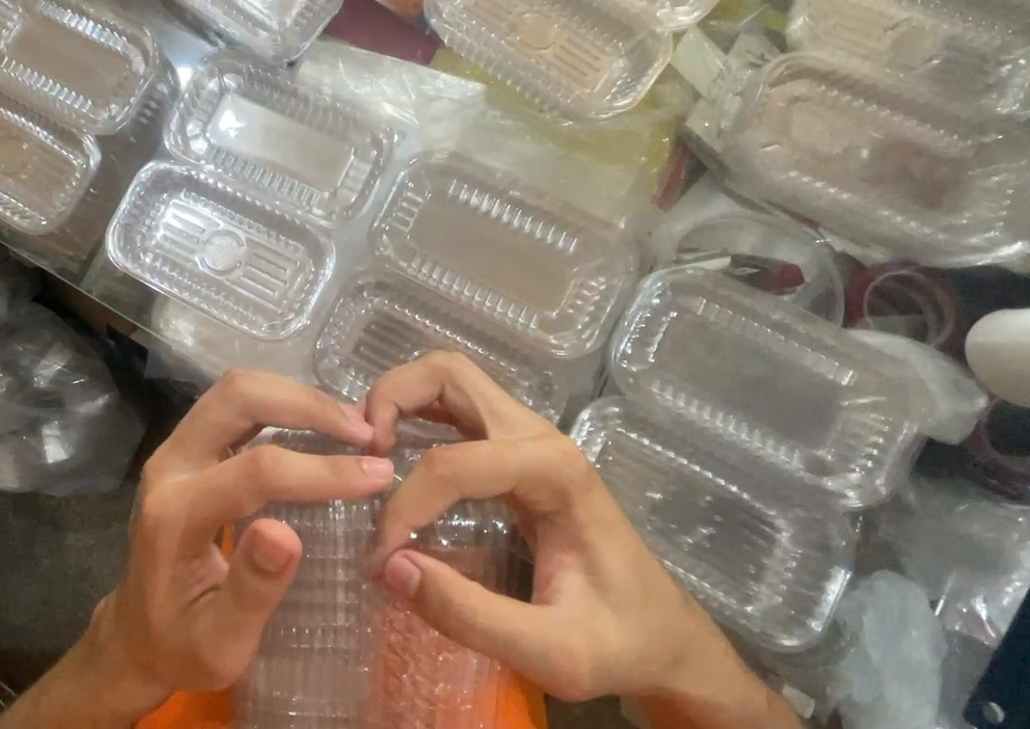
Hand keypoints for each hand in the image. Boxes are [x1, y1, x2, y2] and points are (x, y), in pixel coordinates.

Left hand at [0, 370, 395, 727]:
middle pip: (237, 398)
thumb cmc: (181, 646)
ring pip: (236, 390)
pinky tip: (321, 426)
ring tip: (353, 424)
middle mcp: (169, 465)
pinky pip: (236, 405)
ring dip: (298, 398)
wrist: (136, 634)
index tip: (379, 474)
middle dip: (307, 405)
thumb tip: (287, 534)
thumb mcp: (220, 644)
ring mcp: (175, 448)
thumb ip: (252, 591)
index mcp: (175, 515)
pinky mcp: (188, 445)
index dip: (321, 469)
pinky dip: (282, 404)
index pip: (255, 471)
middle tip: (365, 431)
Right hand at [364, 353, 798, 728]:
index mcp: (553, 470)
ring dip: (398, 401)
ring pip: (446, 378)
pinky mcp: (510, 447)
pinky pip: (451, 406)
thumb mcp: (555, 655)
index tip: (381, 558)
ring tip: (372, 453)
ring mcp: (524, 434)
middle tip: (364, 456)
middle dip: (391, 400)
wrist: (664, 635)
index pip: (452, 464)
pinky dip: (412, 415)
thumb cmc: (619, 641)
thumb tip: (390, 567)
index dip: (405, 506)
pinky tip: (393, 456)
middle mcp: (536, 434)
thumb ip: (472, 617)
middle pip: (447, 374)